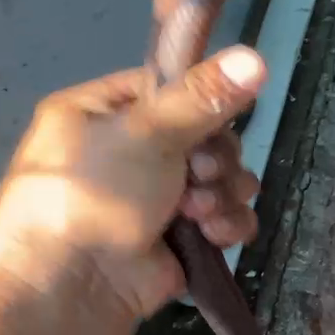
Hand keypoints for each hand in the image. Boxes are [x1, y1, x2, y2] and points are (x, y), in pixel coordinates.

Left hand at [0, 47, 266, 319]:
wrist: (76, 278)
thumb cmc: (94, 191)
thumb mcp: (148, 133)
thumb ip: (206, 98)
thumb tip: (258, 56)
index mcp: (105, 113)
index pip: (175, 92)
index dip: (205, 107)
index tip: (213, 122)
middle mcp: (133, 150)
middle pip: (214, 140)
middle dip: (217, 163)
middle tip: (199, 174)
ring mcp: (160, 194)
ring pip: (228, 181)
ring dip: (224, 197)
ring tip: (199, 214)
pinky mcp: (186, 232)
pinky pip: (230, 216)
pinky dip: (227, 225)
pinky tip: (211, 235)